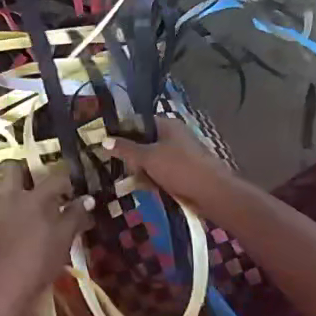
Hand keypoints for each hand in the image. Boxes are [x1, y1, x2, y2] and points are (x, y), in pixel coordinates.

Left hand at [0, 161, 93, 312]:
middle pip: (13, 168)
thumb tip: (87, 199)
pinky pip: (5, 206)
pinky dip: (17, 206)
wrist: (6, 289)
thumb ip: (76, 215)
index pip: (55, 176)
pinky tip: (32, 220)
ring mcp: (0, 212)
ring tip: (41, 201)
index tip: (78, 181)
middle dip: (28, 168)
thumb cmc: (39, 261)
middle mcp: (12, 198)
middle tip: (46, 181)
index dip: (69, 176)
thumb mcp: (64, 238)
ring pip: (5, 186)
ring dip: (20, 187)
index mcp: (34, 197)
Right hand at [105, 116, 238, 204]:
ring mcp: (178, 155)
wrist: (211, 193)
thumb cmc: (179, 168)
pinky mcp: (181, 172)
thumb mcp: (148, 157)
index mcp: (167, 125)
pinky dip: (151, 178)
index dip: (122, 130)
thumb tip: (103, 140)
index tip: (106, 141)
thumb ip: (125, 148)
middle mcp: (173, 136)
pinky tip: (144, 187)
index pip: (139, 121)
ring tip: (129, 179)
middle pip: (143, 141)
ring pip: (150, 159)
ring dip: (140, 169)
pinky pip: (159, 172)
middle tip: (116, 164)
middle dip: (130, 154)